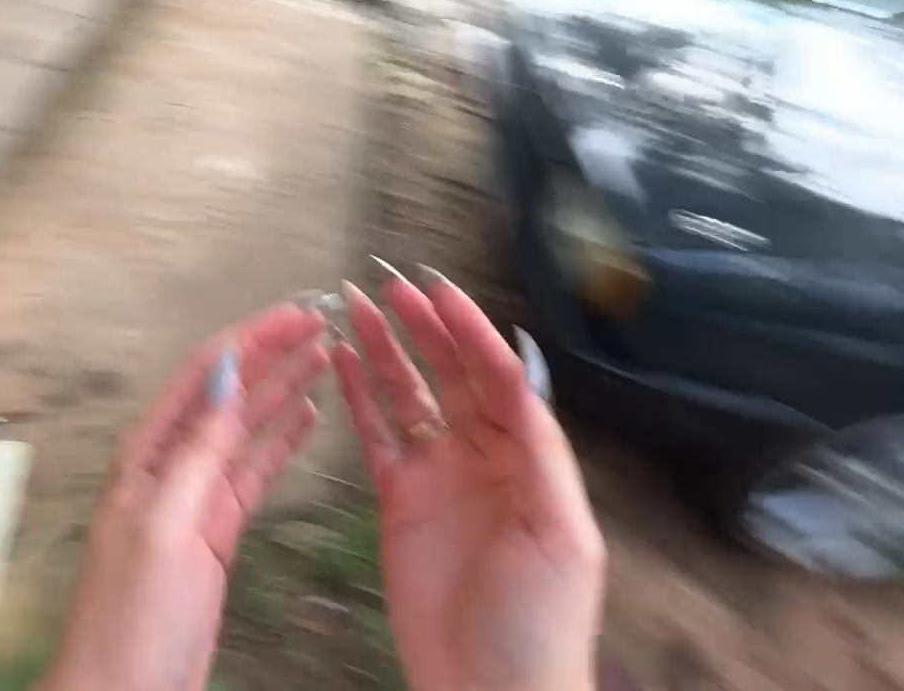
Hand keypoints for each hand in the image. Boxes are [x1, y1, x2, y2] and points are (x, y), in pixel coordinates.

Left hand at [42, 303, 329, 690]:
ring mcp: (198, 493)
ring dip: (282, 389)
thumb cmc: (132, 611)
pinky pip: (255, 470)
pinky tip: (305, 416)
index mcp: (151, 449)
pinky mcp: (219, 526)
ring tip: (321, 357)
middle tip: (317, 323)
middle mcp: (174, 460)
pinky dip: (281, 440)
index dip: (253, 338)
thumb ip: (197, 449)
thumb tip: (225, 375)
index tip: (296, 314)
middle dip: (272, 353)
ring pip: (248, 426)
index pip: (208, 373)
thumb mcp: (165, 522)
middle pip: (231, 391)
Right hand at [333, 266, 605, 690]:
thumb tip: (525, 364)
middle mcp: (478, 451)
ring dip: (382, 349)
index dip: (468, 329)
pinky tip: (341, 362)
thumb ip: (541, 446)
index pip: (496, 374)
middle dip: (421, 327)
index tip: (437, 289)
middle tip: (388, 286)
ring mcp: (434, 470)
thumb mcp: (562, 530)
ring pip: (406, 394)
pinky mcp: (397, 495)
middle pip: (447, 373)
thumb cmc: (539, 617)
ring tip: (353, 307)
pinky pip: (374, 433)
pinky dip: (357, 396)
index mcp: (524, 453)